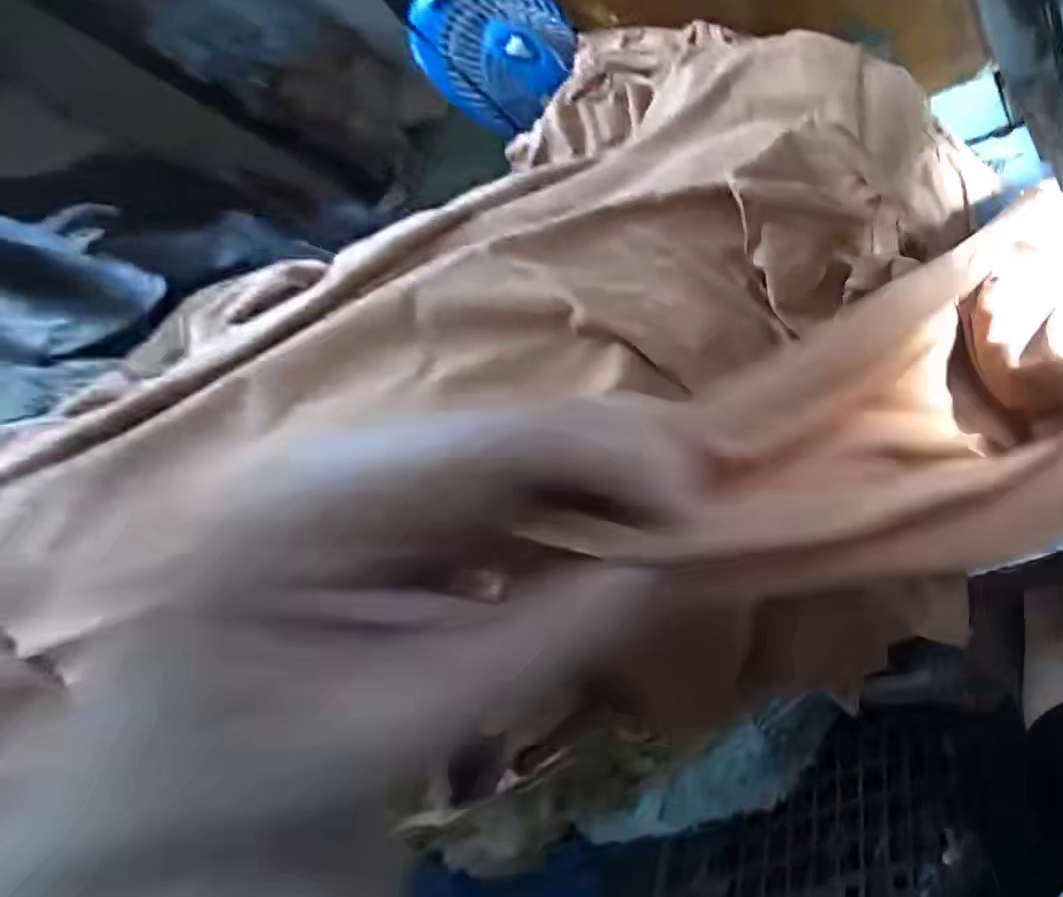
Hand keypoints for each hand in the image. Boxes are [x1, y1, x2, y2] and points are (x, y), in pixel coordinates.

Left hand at [0, 400, 694, 894]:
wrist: (193, 789)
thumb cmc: (272, 771)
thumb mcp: (408, 720)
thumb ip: (542, 642)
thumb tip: (659, 571)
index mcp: (331, 496)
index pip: (510, 441)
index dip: (624, 457)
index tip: (700, 506)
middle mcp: (374, 453)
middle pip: (544, 420)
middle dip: (647, 449)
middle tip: (722, 490)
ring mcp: (412, 464)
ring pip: (558, 433)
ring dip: (642, 462)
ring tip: (704, 495)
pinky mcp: (445, 488)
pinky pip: (552, 467)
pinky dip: (616, 484)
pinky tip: (657, 507)